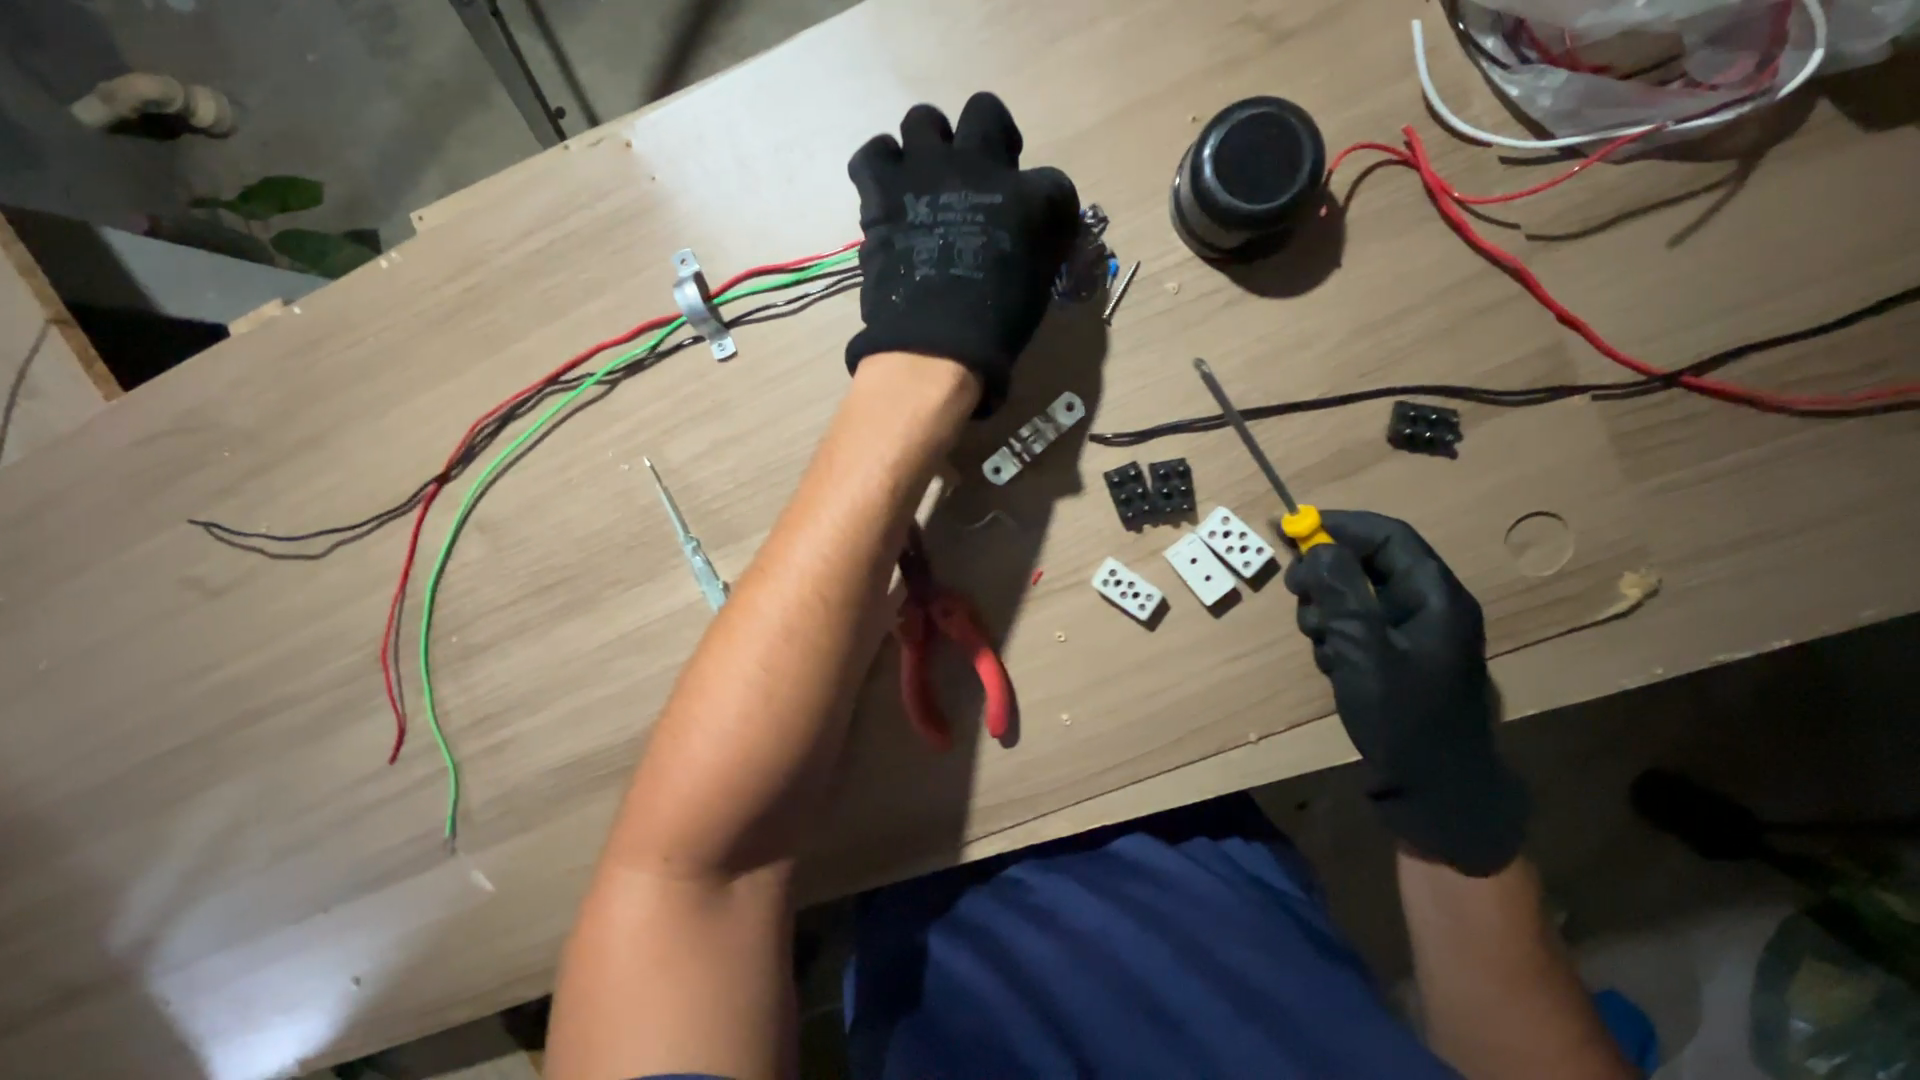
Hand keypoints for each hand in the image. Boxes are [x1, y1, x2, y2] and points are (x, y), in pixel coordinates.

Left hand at [844, 92, 1079, 415]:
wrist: (937, 338)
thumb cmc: (997, 320)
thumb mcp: (1040, 280)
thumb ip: (1044, 245)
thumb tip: (1047, 234)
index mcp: (1028, 193)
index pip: (1051, 179)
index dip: (1043, 198)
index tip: (1033, 219)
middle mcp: (978, 165)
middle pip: (985, 112)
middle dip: (986, 137)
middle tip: (979, 174)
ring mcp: (925, 171)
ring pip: (923, 119)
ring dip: (929, 144)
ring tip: (927, 178)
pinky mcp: (882, 190)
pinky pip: (873, 154)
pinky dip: (881, 167)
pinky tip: (889, 190)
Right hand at [1284, 511, 1527, 875]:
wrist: (1437, 794)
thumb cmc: (1404, 719)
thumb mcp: (1363, 651)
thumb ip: (1339, 593)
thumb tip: (1317, 546)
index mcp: (1436, 597)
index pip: (1390, 536)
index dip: (1342, 526)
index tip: (1295, 528)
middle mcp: (1430, 608)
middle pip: (1370, 566)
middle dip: (1327, 576)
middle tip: (1296, 592)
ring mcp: (1416, 638)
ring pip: (1358, 599)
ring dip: (1328, 611)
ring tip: (1320, 643)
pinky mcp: (1400, 663)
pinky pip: (1360, 630)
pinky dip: (1337, 638)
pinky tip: (1332, 666)